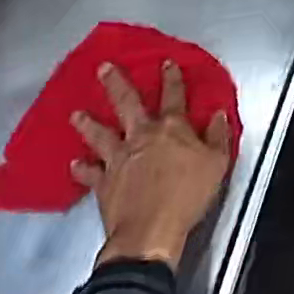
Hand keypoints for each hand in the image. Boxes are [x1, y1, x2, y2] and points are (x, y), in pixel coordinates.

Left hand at [70, 60, 232, 269]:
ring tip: (77, 114)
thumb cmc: (187, 196)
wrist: (151, 231)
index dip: (171, 77)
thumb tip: (219, 115)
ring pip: (101, 134)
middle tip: (103, 67)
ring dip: (88, 123)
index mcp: (171, 128)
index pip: (173, 95)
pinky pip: (90, 173)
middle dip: (116, 82)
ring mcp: (120, 158)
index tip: (166, 62)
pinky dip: (82, 169)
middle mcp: (142, 136)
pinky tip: (74, 164)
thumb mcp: (216, 164)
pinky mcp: (104, 182)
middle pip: (127, 103)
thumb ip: (218, 137)